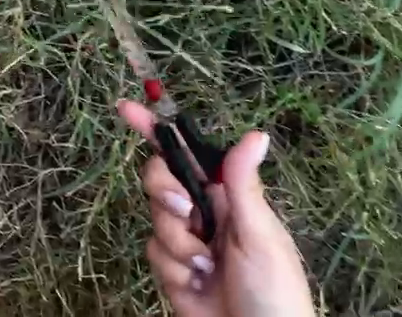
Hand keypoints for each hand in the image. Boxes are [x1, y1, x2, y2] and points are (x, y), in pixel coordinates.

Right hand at [119, 102, 313, 316]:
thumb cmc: (273, 292)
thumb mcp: (260, 236)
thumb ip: (243, 184)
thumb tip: (256, 133)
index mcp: (227, 197)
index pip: (187, 153)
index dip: (155, 128)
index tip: (127, 108)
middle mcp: (203, 212)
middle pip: (160, 178)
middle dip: (165, 194)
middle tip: (186, 214)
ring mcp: (186, 241)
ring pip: (155, 216)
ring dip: (177, 243)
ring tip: (204, 270)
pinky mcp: (172, 269)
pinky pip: (154, 251)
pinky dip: (173, 270)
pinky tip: (196, 287)